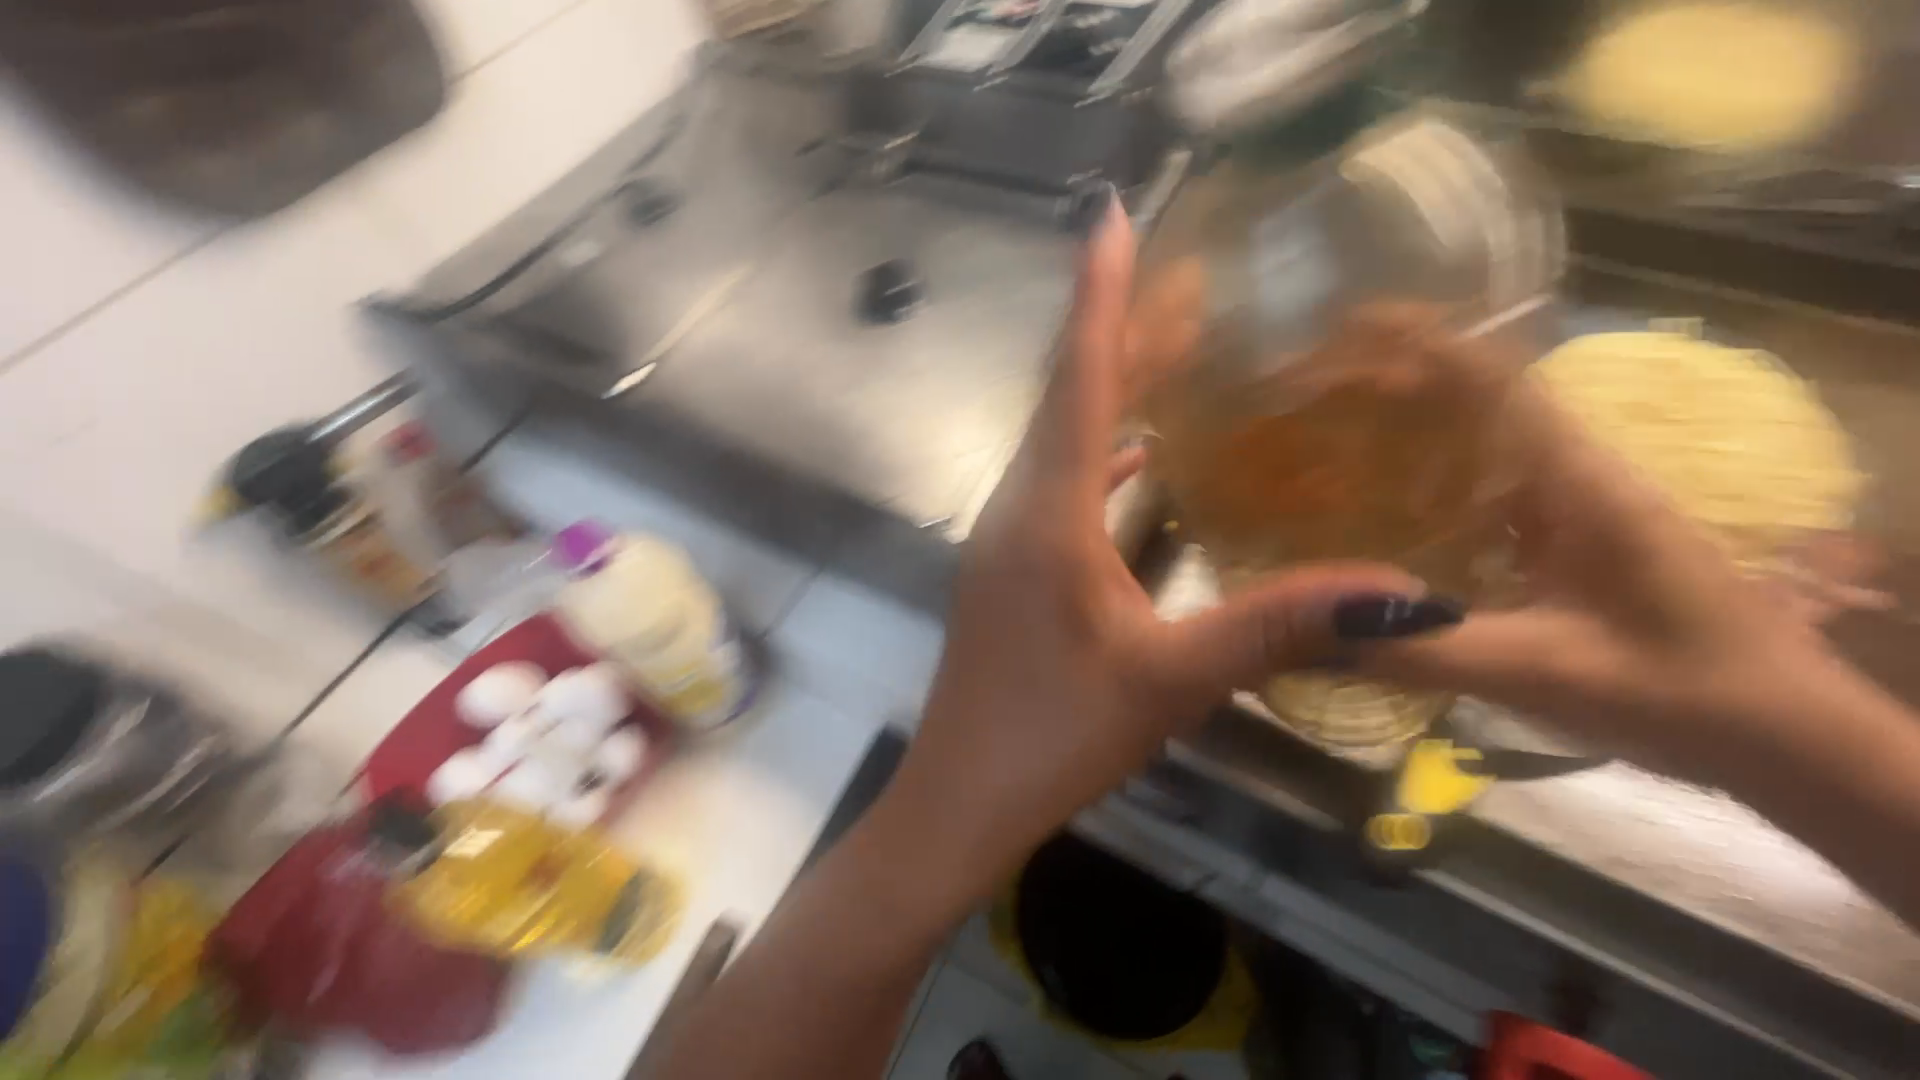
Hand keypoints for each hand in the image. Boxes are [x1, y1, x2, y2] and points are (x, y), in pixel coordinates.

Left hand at [876, 200, 1459, 904]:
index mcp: (1044, 513)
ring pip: (1061, 441)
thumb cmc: (1052, 735)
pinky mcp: (1011, 570)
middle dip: (1119, 329)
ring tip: (1173, 347)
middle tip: (1182, 272)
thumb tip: (1407, 595)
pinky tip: (1140, 460)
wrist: (960, 797)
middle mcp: (1015, 507)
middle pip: (1068, 396)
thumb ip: (1278, 629)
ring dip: (1108, 391)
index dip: (1098, 294)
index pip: (1078, 378)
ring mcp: (1006, 539)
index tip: (1110, 214)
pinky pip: (1059, 488)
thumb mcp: (1170, 680)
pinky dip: (1101, 459)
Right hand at [1358, 312, 1852, 780]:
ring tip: (1327, 439)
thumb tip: (1310, 628)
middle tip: (1309, 392)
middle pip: (1478, 403)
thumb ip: (1426, 649)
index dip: (1424, 343)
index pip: (1497, 383)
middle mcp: (1575, 480)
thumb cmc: (1685, 694)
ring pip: (1480, 448)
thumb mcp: (1545, 673)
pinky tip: (1382, 517)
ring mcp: (1574, 512)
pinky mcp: (1568, 547)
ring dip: (1409, 431)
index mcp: (1580, 484)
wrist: (1790, 740)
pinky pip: (1484, 497)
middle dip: (1396, 382)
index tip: (1348, 324)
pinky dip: (1427, 487)